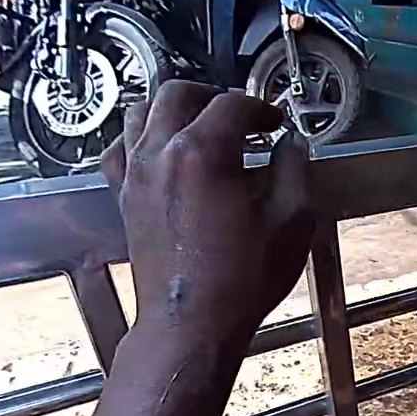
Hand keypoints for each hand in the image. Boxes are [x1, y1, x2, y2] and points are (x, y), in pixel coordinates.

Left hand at [103, 82, 314, 348]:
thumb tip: (293, 145)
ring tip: (203, 127)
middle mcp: (160, 153)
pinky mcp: (125, 197)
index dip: (261, 108)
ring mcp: (135, 174)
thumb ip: (295, 171)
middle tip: (242, 117)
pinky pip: (121, 148)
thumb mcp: (292, 221)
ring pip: (141, 111)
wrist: (193, 322)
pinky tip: (163, 153)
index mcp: (203, 152)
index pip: (233, 105)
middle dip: (214, 97)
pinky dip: (142, 138)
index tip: (276, 123)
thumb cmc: (243, 278)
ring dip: (175, 109)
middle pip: (178, 93)